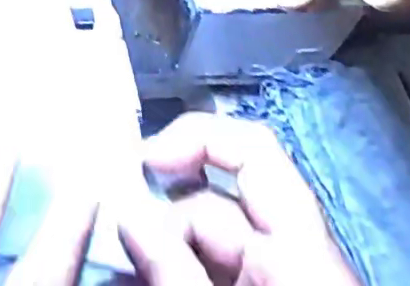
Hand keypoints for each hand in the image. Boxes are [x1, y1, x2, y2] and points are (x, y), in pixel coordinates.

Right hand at [118, 113, 360, 285]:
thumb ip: (176, 266)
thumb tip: (125, 209)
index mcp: (300, 243)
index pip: (251, 149)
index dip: (196, 138)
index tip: (142, 159)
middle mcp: (288, 250)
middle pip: (213, 204)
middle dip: (159, 214)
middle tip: (109, 233)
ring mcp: (276, 277)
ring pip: (204, 243)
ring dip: (158, 247)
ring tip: (115, 262)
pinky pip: (210, 273)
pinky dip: (174, 272)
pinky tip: (140, 277)